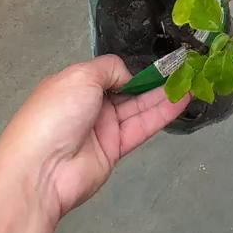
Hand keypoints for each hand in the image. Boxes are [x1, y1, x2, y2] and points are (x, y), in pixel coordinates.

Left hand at [0, 56, 182, 221]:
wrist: (40, 171)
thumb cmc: (55, 114)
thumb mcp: (80, 76)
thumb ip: (110, 68)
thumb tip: (129, 76)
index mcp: (75, 85)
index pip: (109, 72)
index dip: (132, 67)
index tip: (157, 60)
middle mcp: (90, 105)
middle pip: (128, 89)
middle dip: (153, 79)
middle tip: (184, 67)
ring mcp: (103, 129)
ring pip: (139, 107)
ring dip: (164, 94)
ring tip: (192, 79)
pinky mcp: (116, 150)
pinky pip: (142, 127)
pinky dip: (163, 113)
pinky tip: (183, 99)